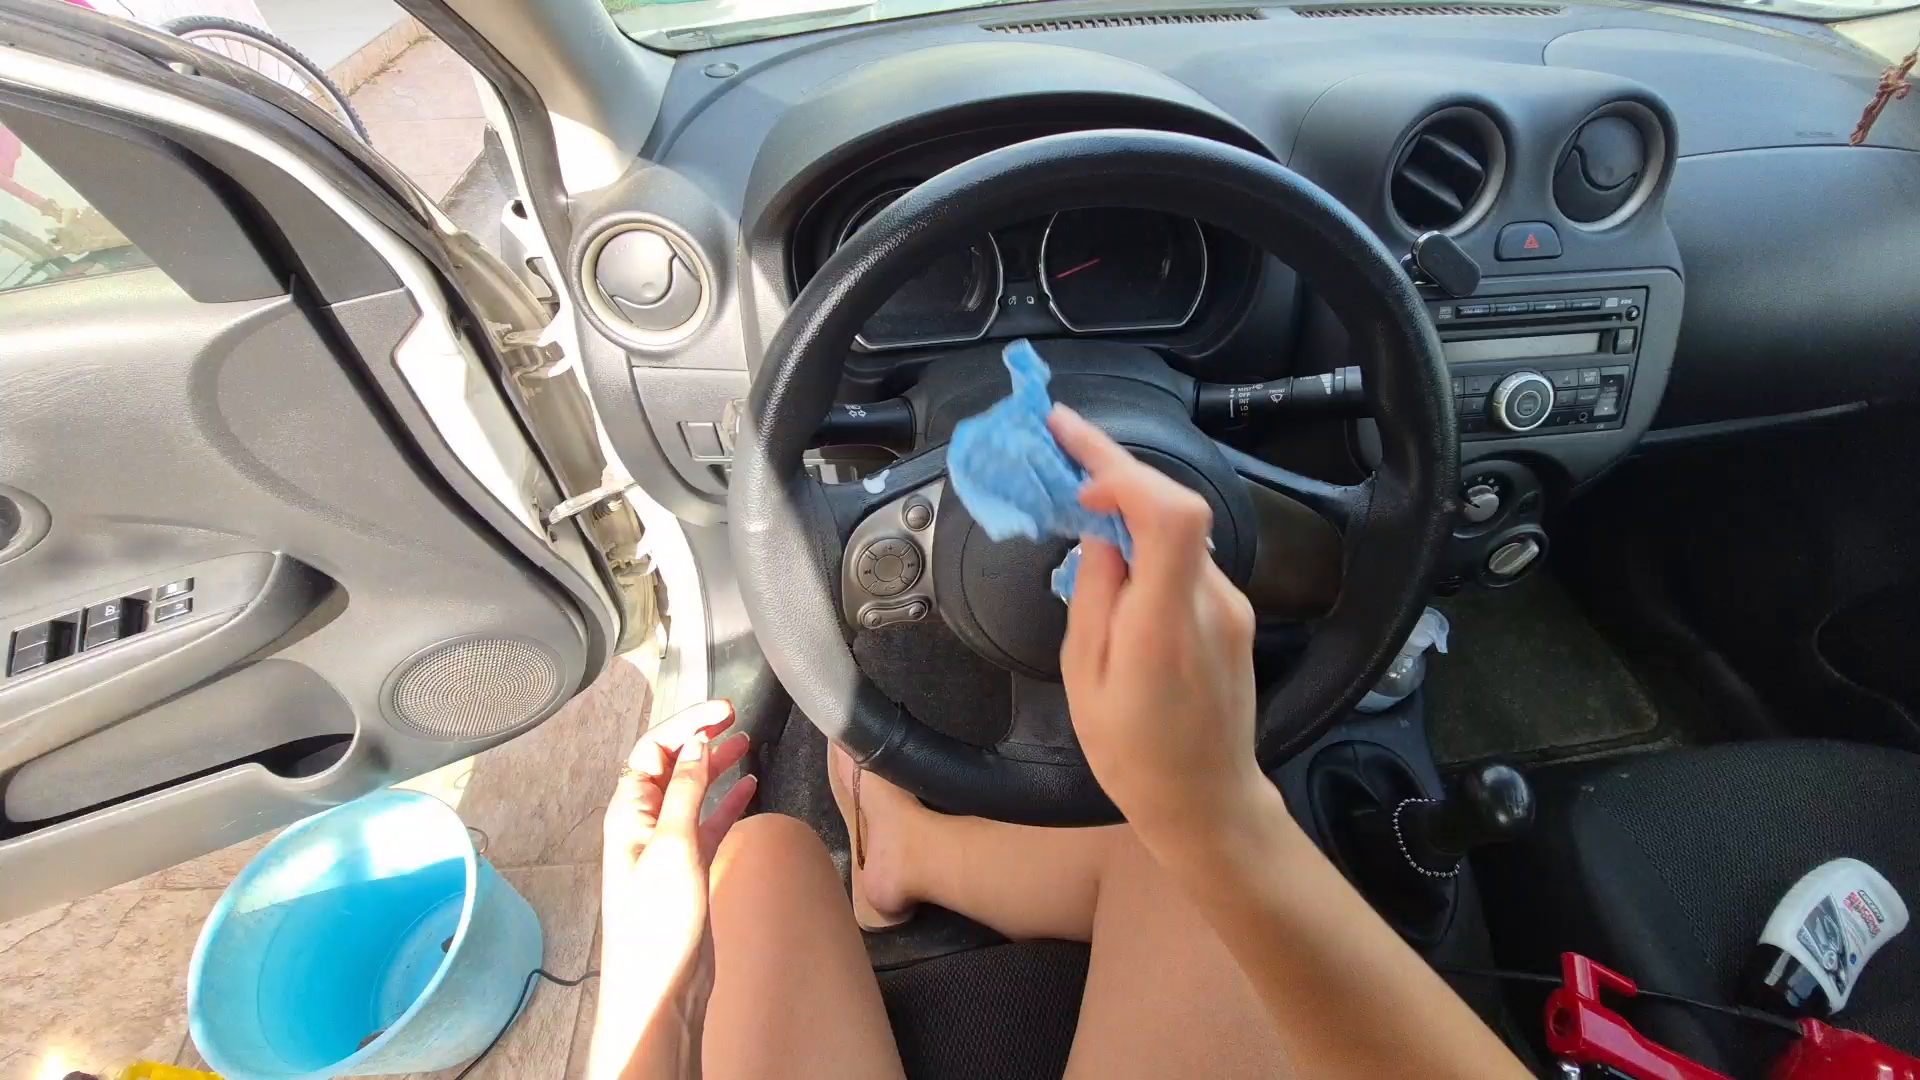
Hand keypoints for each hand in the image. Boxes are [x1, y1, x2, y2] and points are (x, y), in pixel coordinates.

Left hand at [590, 700, 755, 1079]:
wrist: (660, 988)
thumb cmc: (655, 925)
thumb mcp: (671, 845)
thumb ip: (683, 791)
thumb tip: (694, 745)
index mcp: (630, 812)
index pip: (654, 749)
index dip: (686, 723)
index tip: (722, 710)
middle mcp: (645, 822)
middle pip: (672, 764)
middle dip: (701, 737)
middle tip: (734, 718)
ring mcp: (668, 843)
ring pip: (693, 788)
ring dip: (717, 763)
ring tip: (744, 742)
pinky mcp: (689, 864)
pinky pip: (709, 818)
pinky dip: (728, 799)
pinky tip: (747, 787)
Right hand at [1050, 405, 1264, 846]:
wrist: (1206, 797)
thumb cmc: (1132, 752)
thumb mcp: (1085, 678)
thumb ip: (1093, 597)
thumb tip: (1100, 534)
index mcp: (1165, 624)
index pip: (1173, 517)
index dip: (1127, 477)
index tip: (1077, 473)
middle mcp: (1210, 602)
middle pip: (1177, 506)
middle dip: (1116, 467)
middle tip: (1063, 437)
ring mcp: (1230, 604)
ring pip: (1180, 526)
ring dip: (1130, 499)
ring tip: (1079, 486)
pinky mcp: (1232, 610)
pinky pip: (1186, 554)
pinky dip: (1148, 533)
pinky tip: (1116, 543)